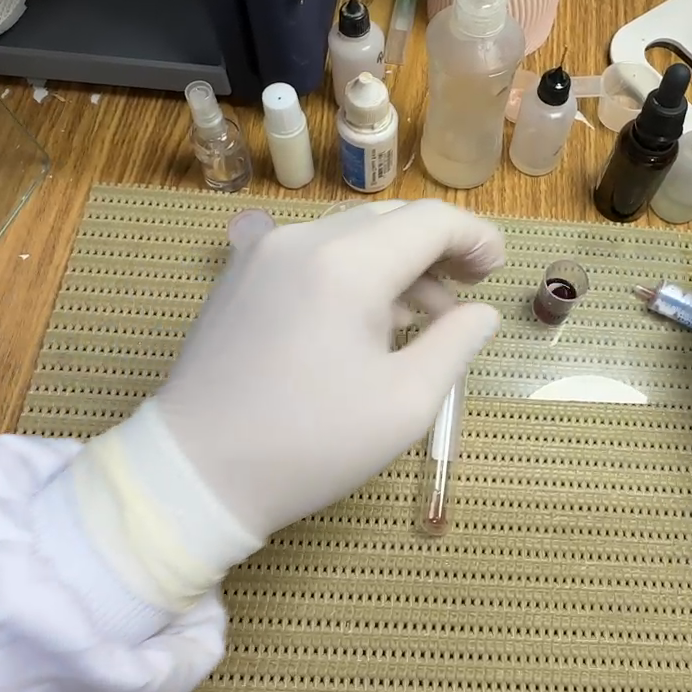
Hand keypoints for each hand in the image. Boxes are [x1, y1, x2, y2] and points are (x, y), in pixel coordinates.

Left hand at [156, 200, 503, 537]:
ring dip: (394, 263)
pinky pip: (313, 252)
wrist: (194, 472)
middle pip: (391, 219)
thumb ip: (455, 344)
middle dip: (437, 249)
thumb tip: (480, 312)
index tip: (496, 270)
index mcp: (347, 266)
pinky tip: (358, 317)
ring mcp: (265, 251)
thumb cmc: (309, 444)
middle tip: (465, 292)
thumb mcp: (404, 404)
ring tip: (416, 320)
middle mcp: (303, 239)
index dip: (475, 238)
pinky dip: (350, 270)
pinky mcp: (242, 273)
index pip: (430, 221)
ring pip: (352, 233)